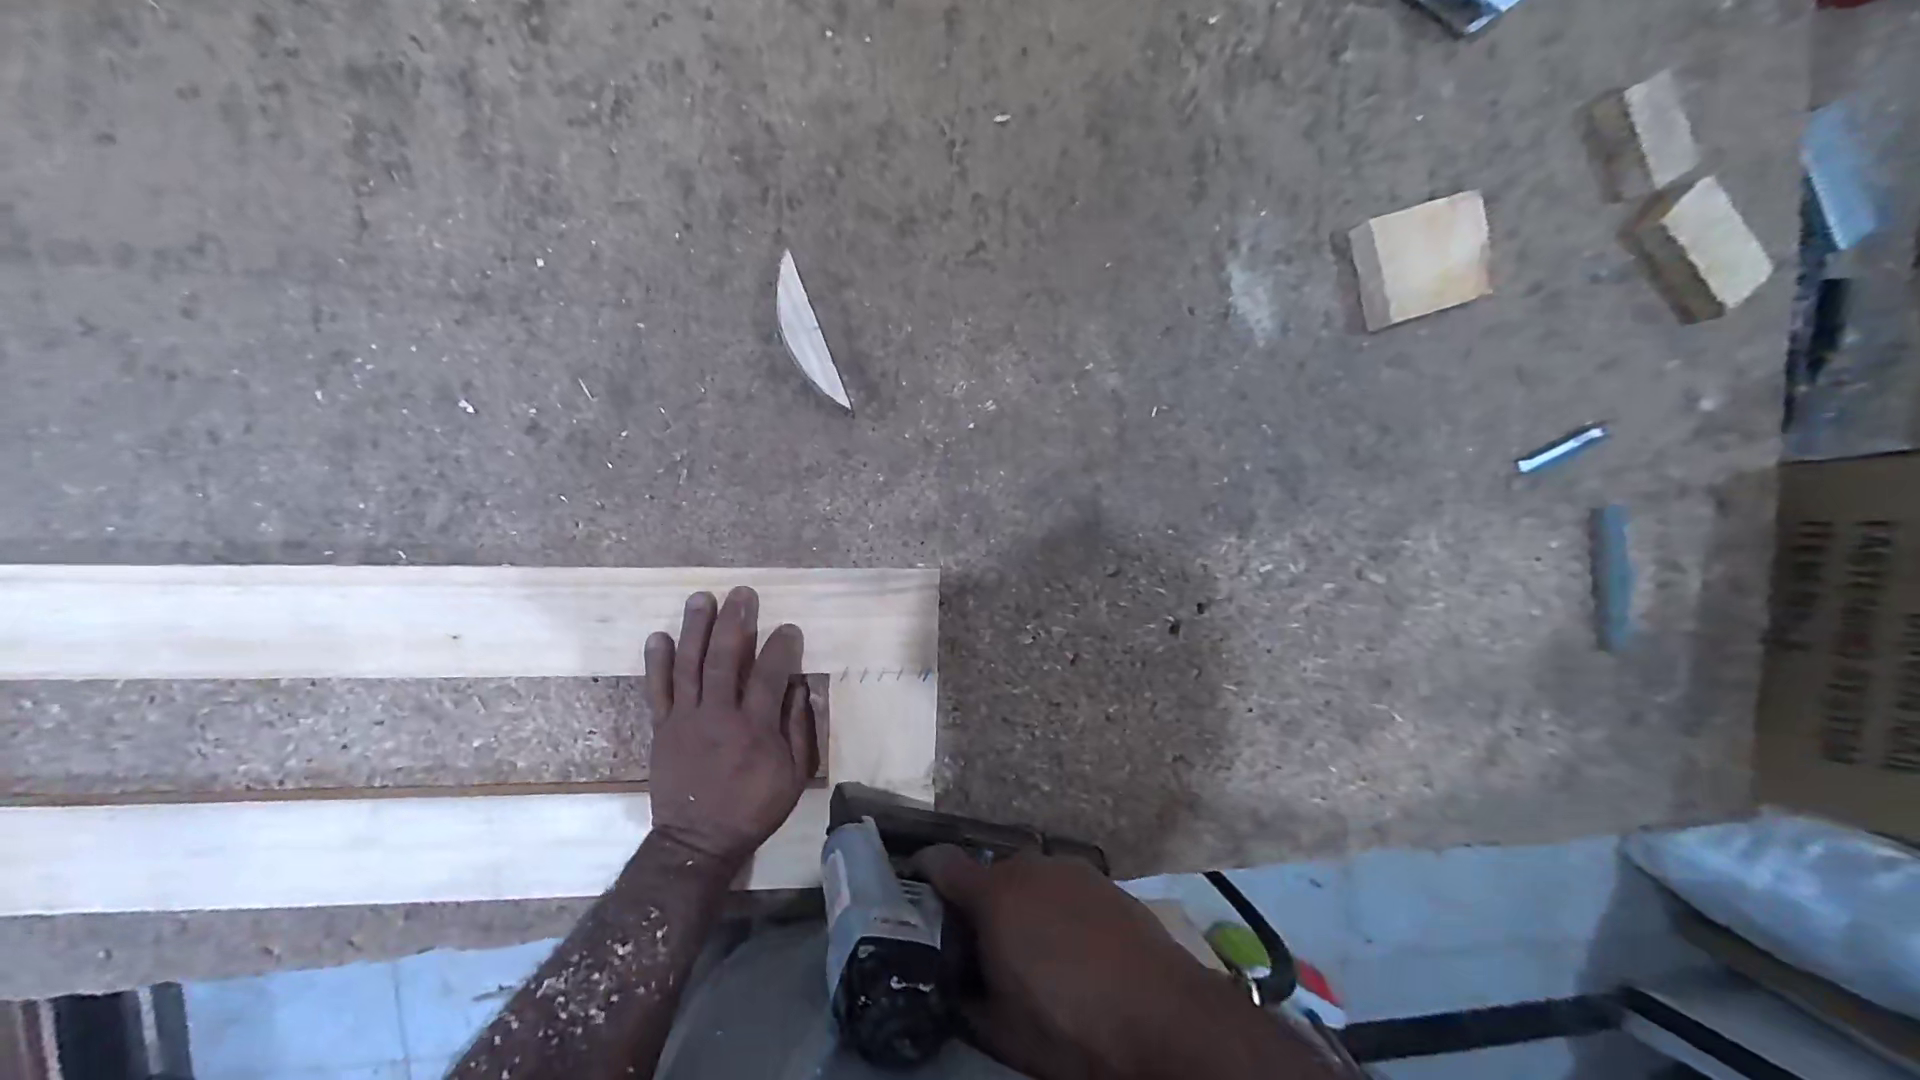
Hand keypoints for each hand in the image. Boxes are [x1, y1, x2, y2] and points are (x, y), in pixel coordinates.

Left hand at [644, 588, 815, 872]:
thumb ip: (799, 729)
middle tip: (742, 594)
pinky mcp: (662, 728)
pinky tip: (658, 636)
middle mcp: (718, 716)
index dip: (781, 647)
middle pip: (725, 658)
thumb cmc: (753, 807)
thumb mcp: (794, 776)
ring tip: (701, 598)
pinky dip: (656, 662)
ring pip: (689, 665)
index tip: (790, 627)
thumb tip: (800, 686)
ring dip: (695, 629)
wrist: (697, 841)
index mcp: (754, 729)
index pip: (769, 674)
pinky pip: (657, 690)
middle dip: (735, 622)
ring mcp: (685, 720)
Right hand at [915, 848, 1223, 1079]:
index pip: (942, 863)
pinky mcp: (1105, 880)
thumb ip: (965, 998)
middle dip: (981, 905)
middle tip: (987, 948)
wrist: (1163, 1015)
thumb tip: (955, 983)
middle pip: (989, 876)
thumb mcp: (1001, 1030)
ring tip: (1038, 950)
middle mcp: (1029, 867)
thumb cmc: (1070, 1025)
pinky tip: (1077, 946)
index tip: (917, 889)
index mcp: (994, 895)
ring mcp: (1071, 869)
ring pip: (1030, 880)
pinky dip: (1057, 907)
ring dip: (1022, 905)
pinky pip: (1064, 887)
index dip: (923, 872)